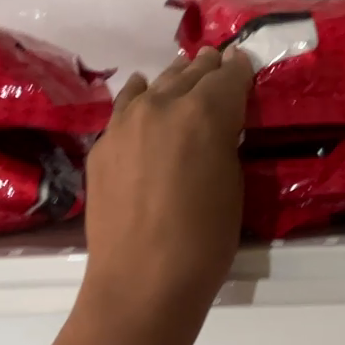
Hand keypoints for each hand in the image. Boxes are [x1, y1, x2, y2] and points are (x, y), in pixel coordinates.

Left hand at [79, 45, 252, 323]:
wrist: (141, 281)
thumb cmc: (203, 244)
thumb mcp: (233, 188)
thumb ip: (224, 146)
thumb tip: (216, 129)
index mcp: (204, 114)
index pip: (228, 78)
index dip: (239, 71)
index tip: (243, 64)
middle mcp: (161, 106)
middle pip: (188, 75)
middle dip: (206, 70)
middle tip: (216, 62)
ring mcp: (124, 124)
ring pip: (152, 87)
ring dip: (172, 81)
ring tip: (182, 77)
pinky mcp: (101, 147)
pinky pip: (125, 110)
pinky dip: (139, 101)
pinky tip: (141, 98)